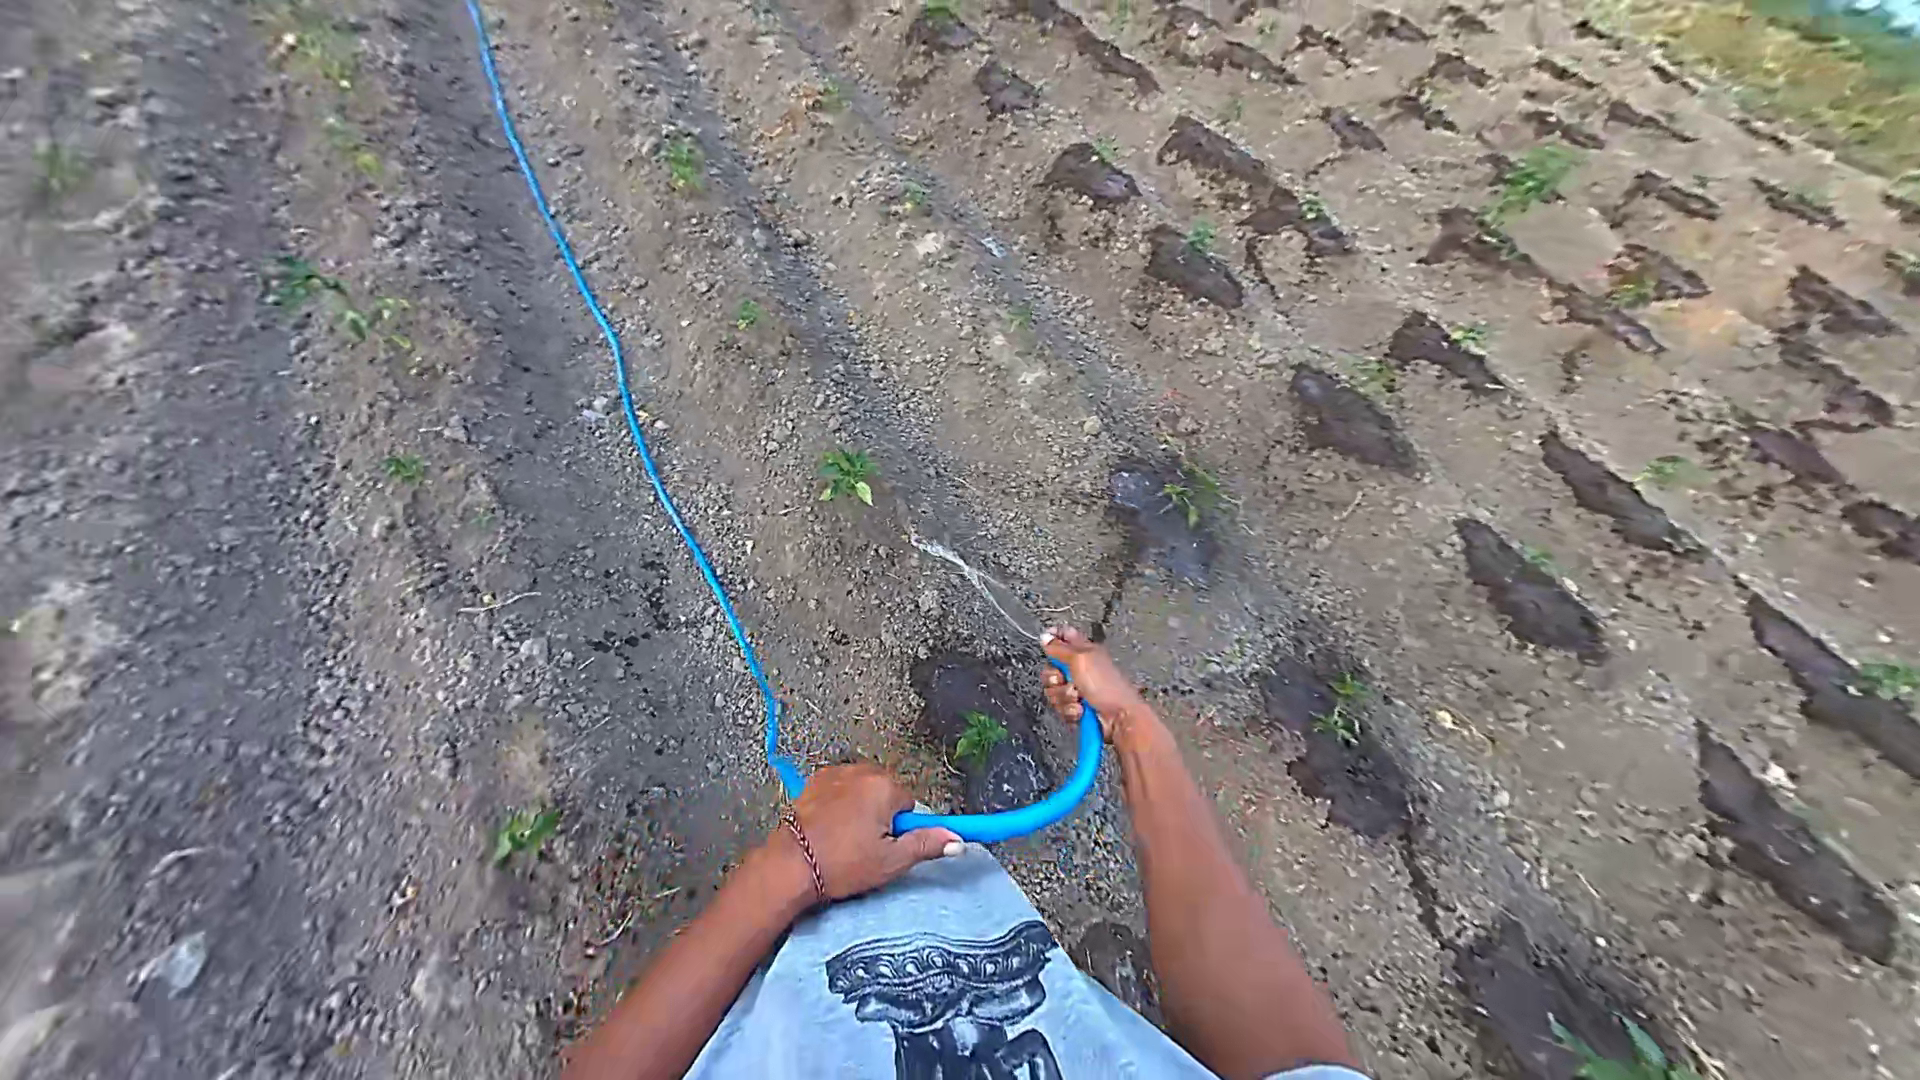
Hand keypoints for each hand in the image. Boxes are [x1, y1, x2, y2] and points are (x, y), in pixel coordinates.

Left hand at [786, 764, 960, 900]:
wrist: (791, 864)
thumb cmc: (842, 864)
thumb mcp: (890, 862)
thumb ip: (926, 845)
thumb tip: (958, 841)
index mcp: (885, 787)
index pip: (909, 805)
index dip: (899, 829)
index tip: (885, 844)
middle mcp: (863, 771)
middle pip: (886, 793)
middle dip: (880, 815)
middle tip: (864, 845)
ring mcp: (838, 772)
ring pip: (863, 789)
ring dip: (860, 806)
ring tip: (845, 837)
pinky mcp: (817, 778)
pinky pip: (841, 786)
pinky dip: (839, 800)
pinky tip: (830, 824)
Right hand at [1040, 625, 1153, 742]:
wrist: (1118, 718)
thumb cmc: (1106, 686)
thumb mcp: (1081, 659)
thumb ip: (1060, 648)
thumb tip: (1045, 637)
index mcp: (1084, 651)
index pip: (1063, 637)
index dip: (1052, 639)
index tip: (1048, 646)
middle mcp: (1080, 669)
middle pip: (1051, 669)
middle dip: (1055, 678)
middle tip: (1066, 681)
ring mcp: (1077, 690)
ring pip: (1053, 691)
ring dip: (1064, 697)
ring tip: (1079, 698)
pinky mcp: (1076, 708)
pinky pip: (1060, 708)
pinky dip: (1070, 710)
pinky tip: (1082, 710)